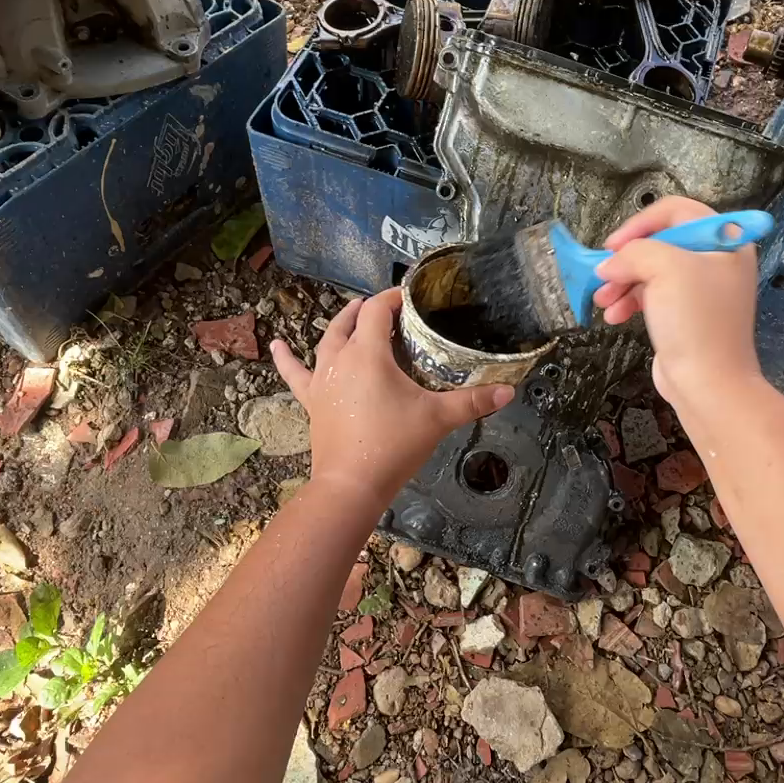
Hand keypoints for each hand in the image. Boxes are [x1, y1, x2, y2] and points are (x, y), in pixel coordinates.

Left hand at [273, 289, 514, 500]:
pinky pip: (294, 373)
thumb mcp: (438, 419)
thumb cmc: (394, 445)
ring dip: (340, 324)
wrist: (351, 485)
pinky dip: (284, 358)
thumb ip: (474, 401)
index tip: (412, 298)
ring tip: (351, 314)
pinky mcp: (312, 401)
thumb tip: (509, 391)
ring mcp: (322, 380)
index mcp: (369, 353)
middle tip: (389, 309)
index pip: (379, 311)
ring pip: (326, 340)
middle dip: (369, 309)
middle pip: (351, 320)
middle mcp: (340, 359)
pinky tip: (274, 345)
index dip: (394, 299)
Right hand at [592, 196, 763, 403]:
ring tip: (603, 301)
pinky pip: (651, 296)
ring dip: (621, 283)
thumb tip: (610, 263)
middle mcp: (716, 261)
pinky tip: (613, 316)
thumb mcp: (665, 269)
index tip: (614, 245)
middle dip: (627, 259)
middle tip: (603, 274)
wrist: (707, 384)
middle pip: (659, 242)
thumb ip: (634, 252)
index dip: (640, 223)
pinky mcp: (685, 314)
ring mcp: (700, 289)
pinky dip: (629, 301)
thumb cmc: (695, 321)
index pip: (675, 211)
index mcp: (724, 242)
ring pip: (650, 271)